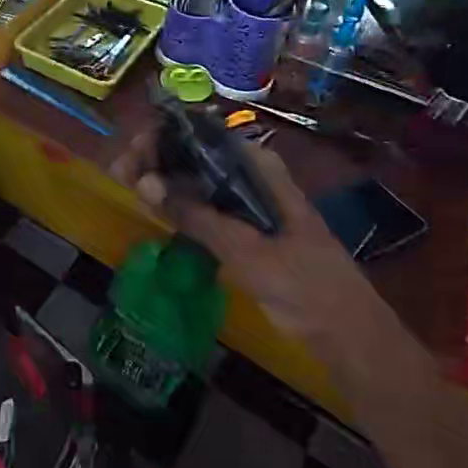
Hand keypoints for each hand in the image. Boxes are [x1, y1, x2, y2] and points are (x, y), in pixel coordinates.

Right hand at [113, 129, 363, 332]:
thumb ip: (195, 215)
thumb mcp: (246, 250)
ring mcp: (245, 201)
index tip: (133, 156)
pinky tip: (152, 208)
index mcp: (258, 167)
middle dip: (155, 157)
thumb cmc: (304, 284)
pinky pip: (200, 204)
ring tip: (127, 186)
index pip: (202, 134)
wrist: (347, 333)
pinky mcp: (241, 227)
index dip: (163, 137)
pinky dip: (175, 203)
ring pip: (194, 178)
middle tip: (121, 175)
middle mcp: (249, 175)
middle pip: (193, 153)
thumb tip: (144, 183)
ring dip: (161, 179)